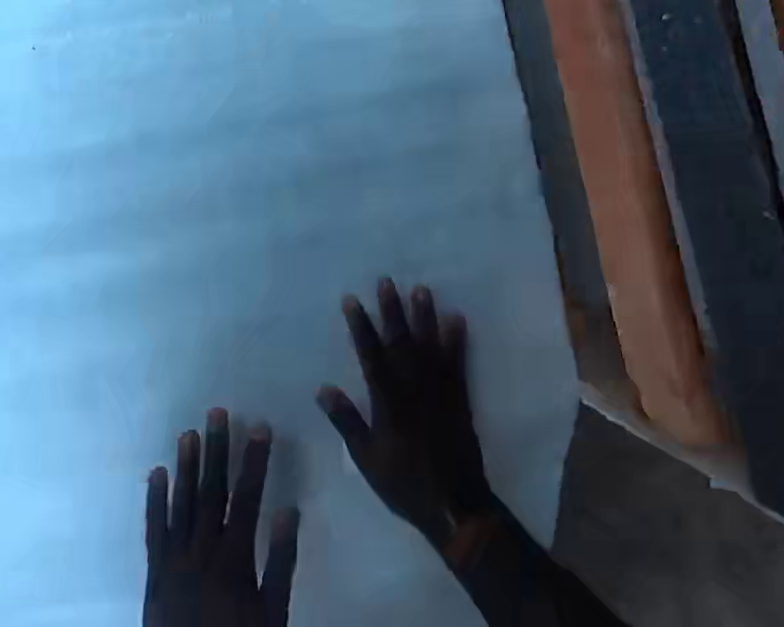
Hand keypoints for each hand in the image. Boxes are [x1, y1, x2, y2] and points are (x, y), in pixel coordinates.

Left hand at [145, 409, 299, 626]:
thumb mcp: (273, 614)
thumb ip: (280, 561)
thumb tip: (289, 508)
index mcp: (234, 561)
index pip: (248, 498)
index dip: (255, 460)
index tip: (261, 426)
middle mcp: (202, 554)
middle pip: (211, 492)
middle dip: (217, 450)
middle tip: (218, 413)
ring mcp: (174, 564)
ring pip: (181, 504)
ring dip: (186, 466)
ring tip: (188, 432)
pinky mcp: (154, 577)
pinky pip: (154, 532)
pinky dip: (155, 501)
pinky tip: (156, 474)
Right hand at [317, 279, 497, 548]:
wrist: (453, 502)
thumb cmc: (404, 482)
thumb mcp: (366, 458)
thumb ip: (346, 421)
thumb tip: (323, 389)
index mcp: (387, 400)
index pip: (370, 355)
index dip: (360, 326)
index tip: (352, 299)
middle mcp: (413, 387)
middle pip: (400, 341)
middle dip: (391, 310)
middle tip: (386, 281)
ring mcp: (439, 388)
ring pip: (429, 344)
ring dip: (424, 315)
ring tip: (421, 288)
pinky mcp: (460, 395)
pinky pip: (458, 361)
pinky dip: (458, 339)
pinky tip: (456, 317)